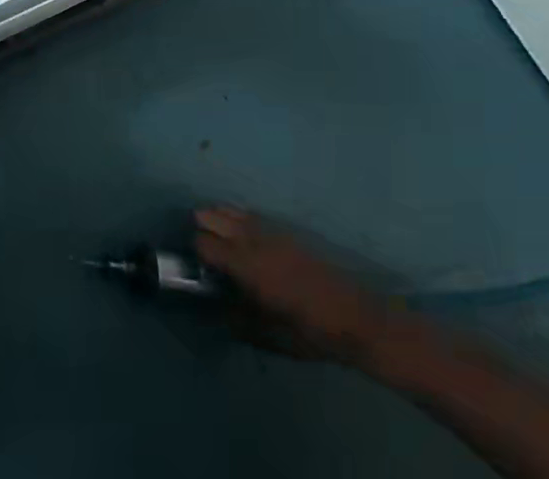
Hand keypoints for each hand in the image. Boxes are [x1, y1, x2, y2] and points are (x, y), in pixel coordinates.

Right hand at [195, 206, 389, 361]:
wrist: (359, 320)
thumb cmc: (311, 333)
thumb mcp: (270, 337)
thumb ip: (238, 322)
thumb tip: (214, 313)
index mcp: (247, 267)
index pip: (206, 245)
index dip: (194, 249)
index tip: (190, 258)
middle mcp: (256, 243)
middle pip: (217, 219)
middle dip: (202, 224)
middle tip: (196, 236)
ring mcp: (274, 234)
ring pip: (236, 212)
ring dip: (220, 214)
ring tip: (210, 220)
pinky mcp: (290, 233)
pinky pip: (255, 215)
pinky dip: (240, 214)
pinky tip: (240, 220)